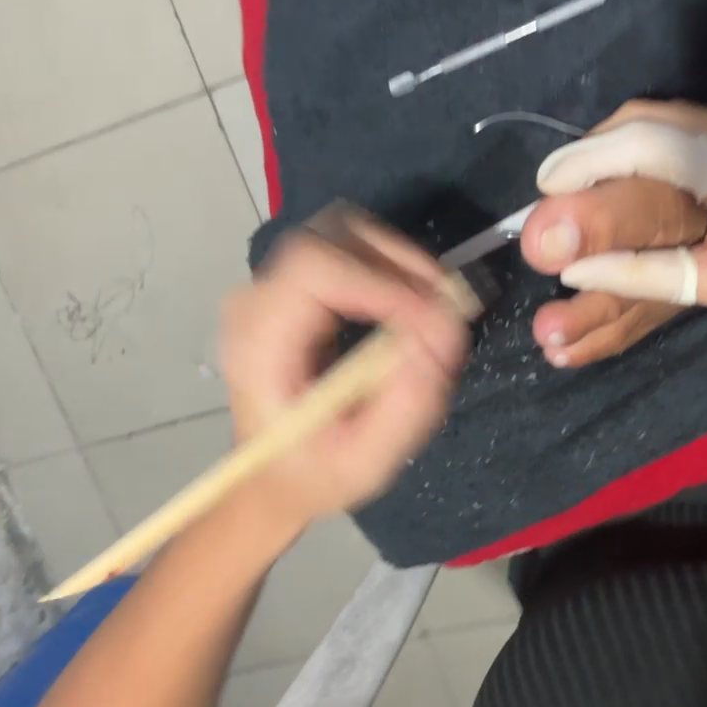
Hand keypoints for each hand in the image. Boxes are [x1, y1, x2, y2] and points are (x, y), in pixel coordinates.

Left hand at [217, 217, 469, 528]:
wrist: (271, 477)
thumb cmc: (312, 475)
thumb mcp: (366, 462)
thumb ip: (406, 403)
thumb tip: (447, 330)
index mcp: (258, 343)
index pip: (314, 269)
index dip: (382, 279)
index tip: (436, 314)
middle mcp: (258, 299)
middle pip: (331, 234)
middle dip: (399, 260)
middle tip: (449, 303)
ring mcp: (273, 284)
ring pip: (344, 229)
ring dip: (399, 258)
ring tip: (436, 304)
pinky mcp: (295, 282)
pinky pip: (348, 245)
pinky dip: (391, 262)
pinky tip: (414, 302)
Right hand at [543, 101, 706, 351]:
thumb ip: (641, 268)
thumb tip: (570, 267)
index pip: (639, 137)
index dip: (585, 160)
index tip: (544, 189)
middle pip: (650, 117)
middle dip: (597, 147)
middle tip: (559, 187)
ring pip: (668, 123)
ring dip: (622, 148)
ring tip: (587, 186)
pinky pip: (688, 137)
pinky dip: (650, 154)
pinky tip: (637, 185)